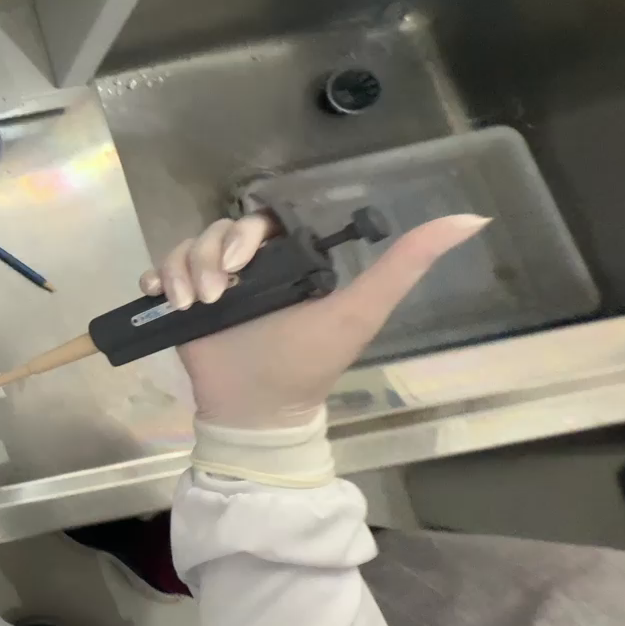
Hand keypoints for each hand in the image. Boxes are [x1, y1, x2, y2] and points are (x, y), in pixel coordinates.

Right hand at [140, 213, 489, 429]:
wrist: (254, 406)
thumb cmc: (306, 362)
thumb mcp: (358, 312)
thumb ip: (403, 267)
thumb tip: (470, 219)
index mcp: (285, 264)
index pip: (257, 224)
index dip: (243, 236)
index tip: (239, 265)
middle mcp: (245, 270)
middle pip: (212, 234)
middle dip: (206, 260)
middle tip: (215, 295)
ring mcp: (207, 286)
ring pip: (182, 251)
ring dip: (179, 273)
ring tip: (189, 306)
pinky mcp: (177, 305)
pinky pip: (157, 274)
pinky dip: (153, 279)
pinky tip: (159, 297)